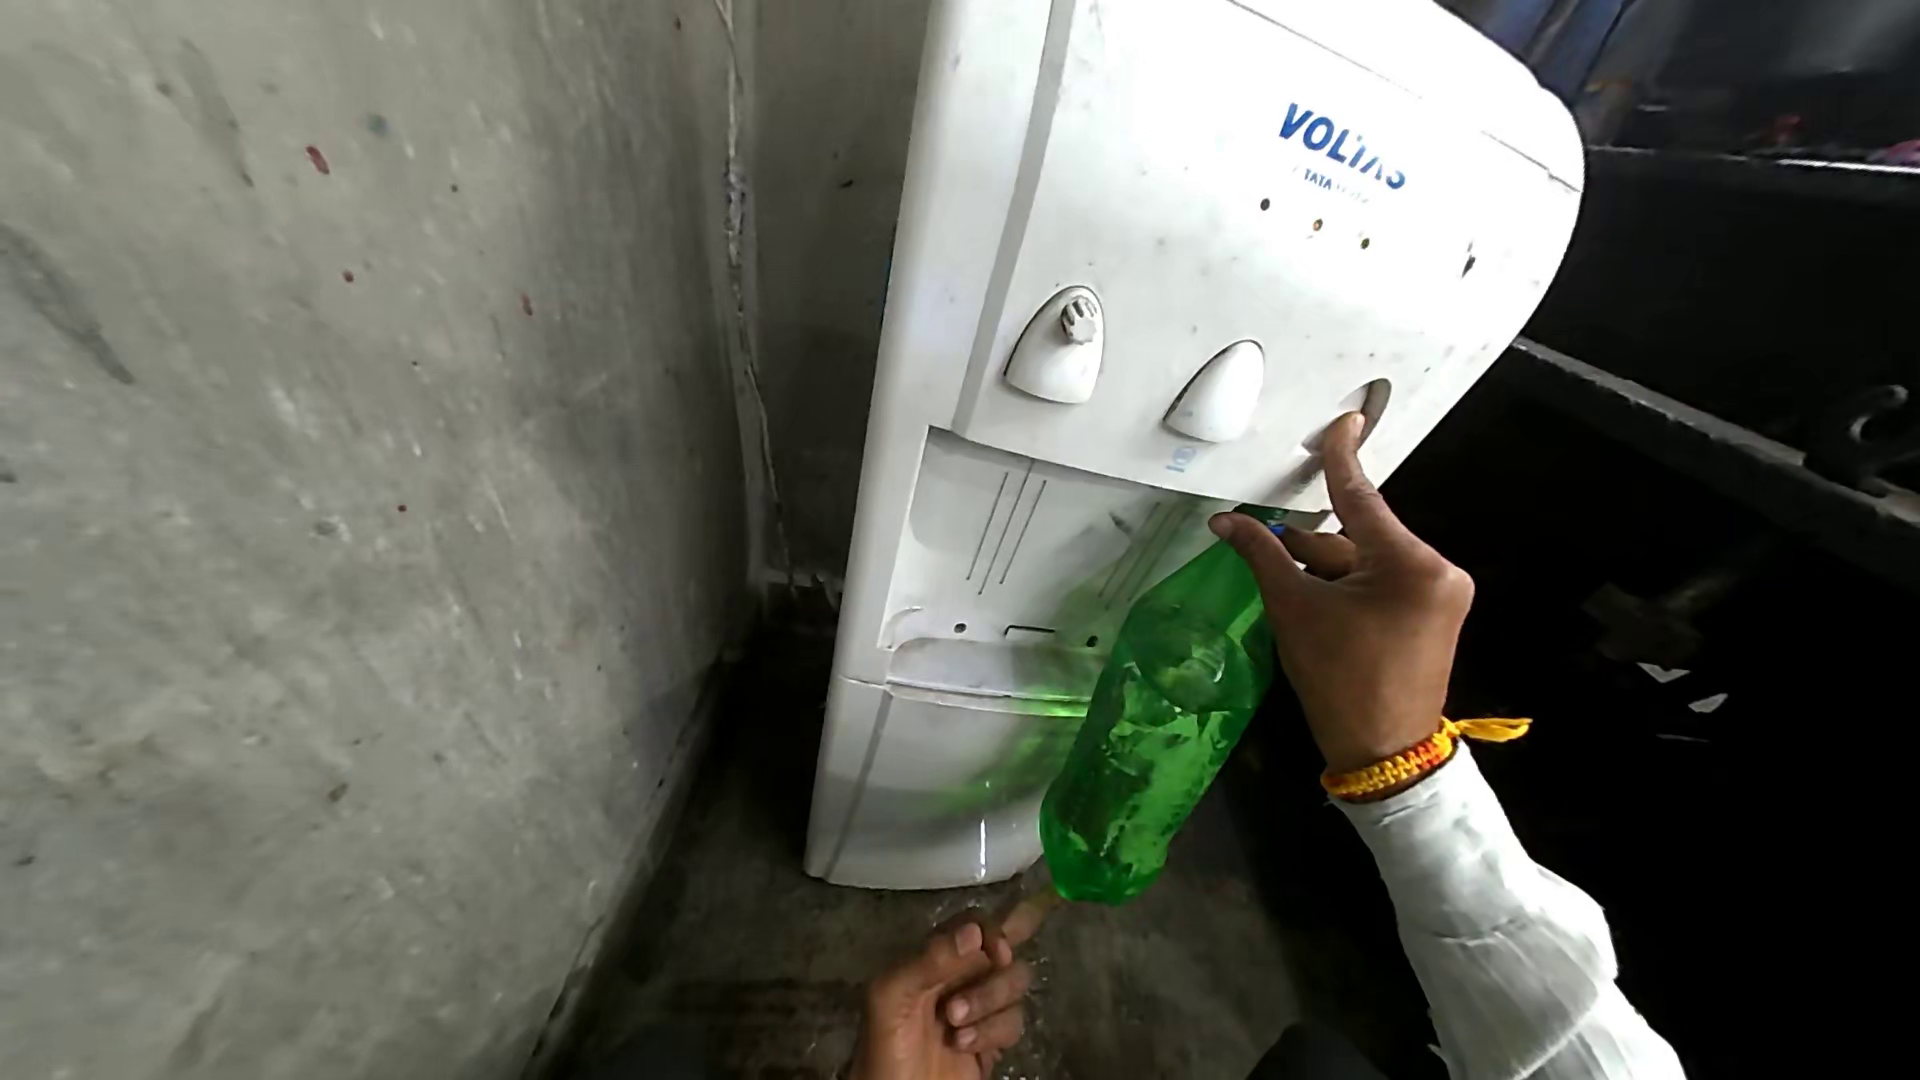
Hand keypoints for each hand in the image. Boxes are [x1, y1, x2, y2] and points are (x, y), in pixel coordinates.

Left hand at [850, 897, 1048, 1079]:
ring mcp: (980, 1005)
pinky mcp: (992, 1039)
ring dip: (990, 1000)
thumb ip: (930, 958)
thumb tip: (975, 930)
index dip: (994, 929)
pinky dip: (994, 1032)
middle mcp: (963, 971)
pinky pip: (1014, 1021)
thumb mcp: (892, 994)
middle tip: (998, 971)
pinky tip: (965, 1045)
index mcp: (937, 951)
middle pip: (1006, 946)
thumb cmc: (885, 1045)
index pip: (976, 920)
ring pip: (1015, 982)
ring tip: (955, 1023)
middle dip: (1003, 960)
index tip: (998, 952)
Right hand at [1208, 412, 1473, 772]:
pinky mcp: (1429, 614)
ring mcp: (1437, 595)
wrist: (1382, 749)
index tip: (1345, 420)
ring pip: (1362, 563)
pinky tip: (1310, 604)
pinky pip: (1376, 583)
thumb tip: (1224, 520)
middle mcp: (1435, 571)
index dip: (1343, 458)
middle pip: (1355, 538)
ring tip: (1285, 592)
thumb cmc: (1338, 676)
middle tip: (1261, 543)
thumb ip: (1262, 554)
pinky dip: (1339, 587)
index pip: (1363, 498)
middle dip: (1308, 547)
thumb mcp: (1294, 608)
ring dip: (1320, 571)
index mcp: (1411, 564)